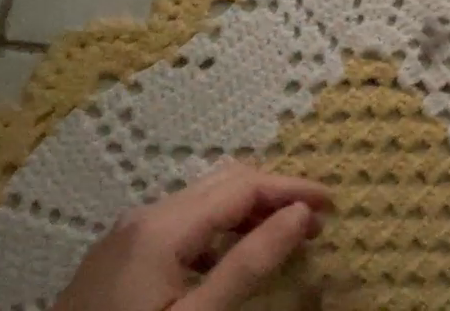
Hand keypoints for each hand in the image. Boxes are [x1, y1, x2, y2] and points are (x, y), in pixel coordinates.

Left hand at [53, 161, 330, 310]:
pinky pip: (181, 224)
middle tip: (314, 223)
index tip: (332, 205)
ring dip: (247, 211)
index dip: (293, 189)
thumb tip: (301, 214)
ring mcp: (126, 234)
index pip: (244, 186)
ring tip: (283, 237)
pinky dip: (217, 230)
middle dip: (274, 194)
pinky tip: (230, 259)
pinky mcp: (116, 256)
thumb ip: (248, 265)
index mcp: (163, 225)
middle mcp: (145, 215)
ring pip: (202, 201)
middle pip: (224, 183)